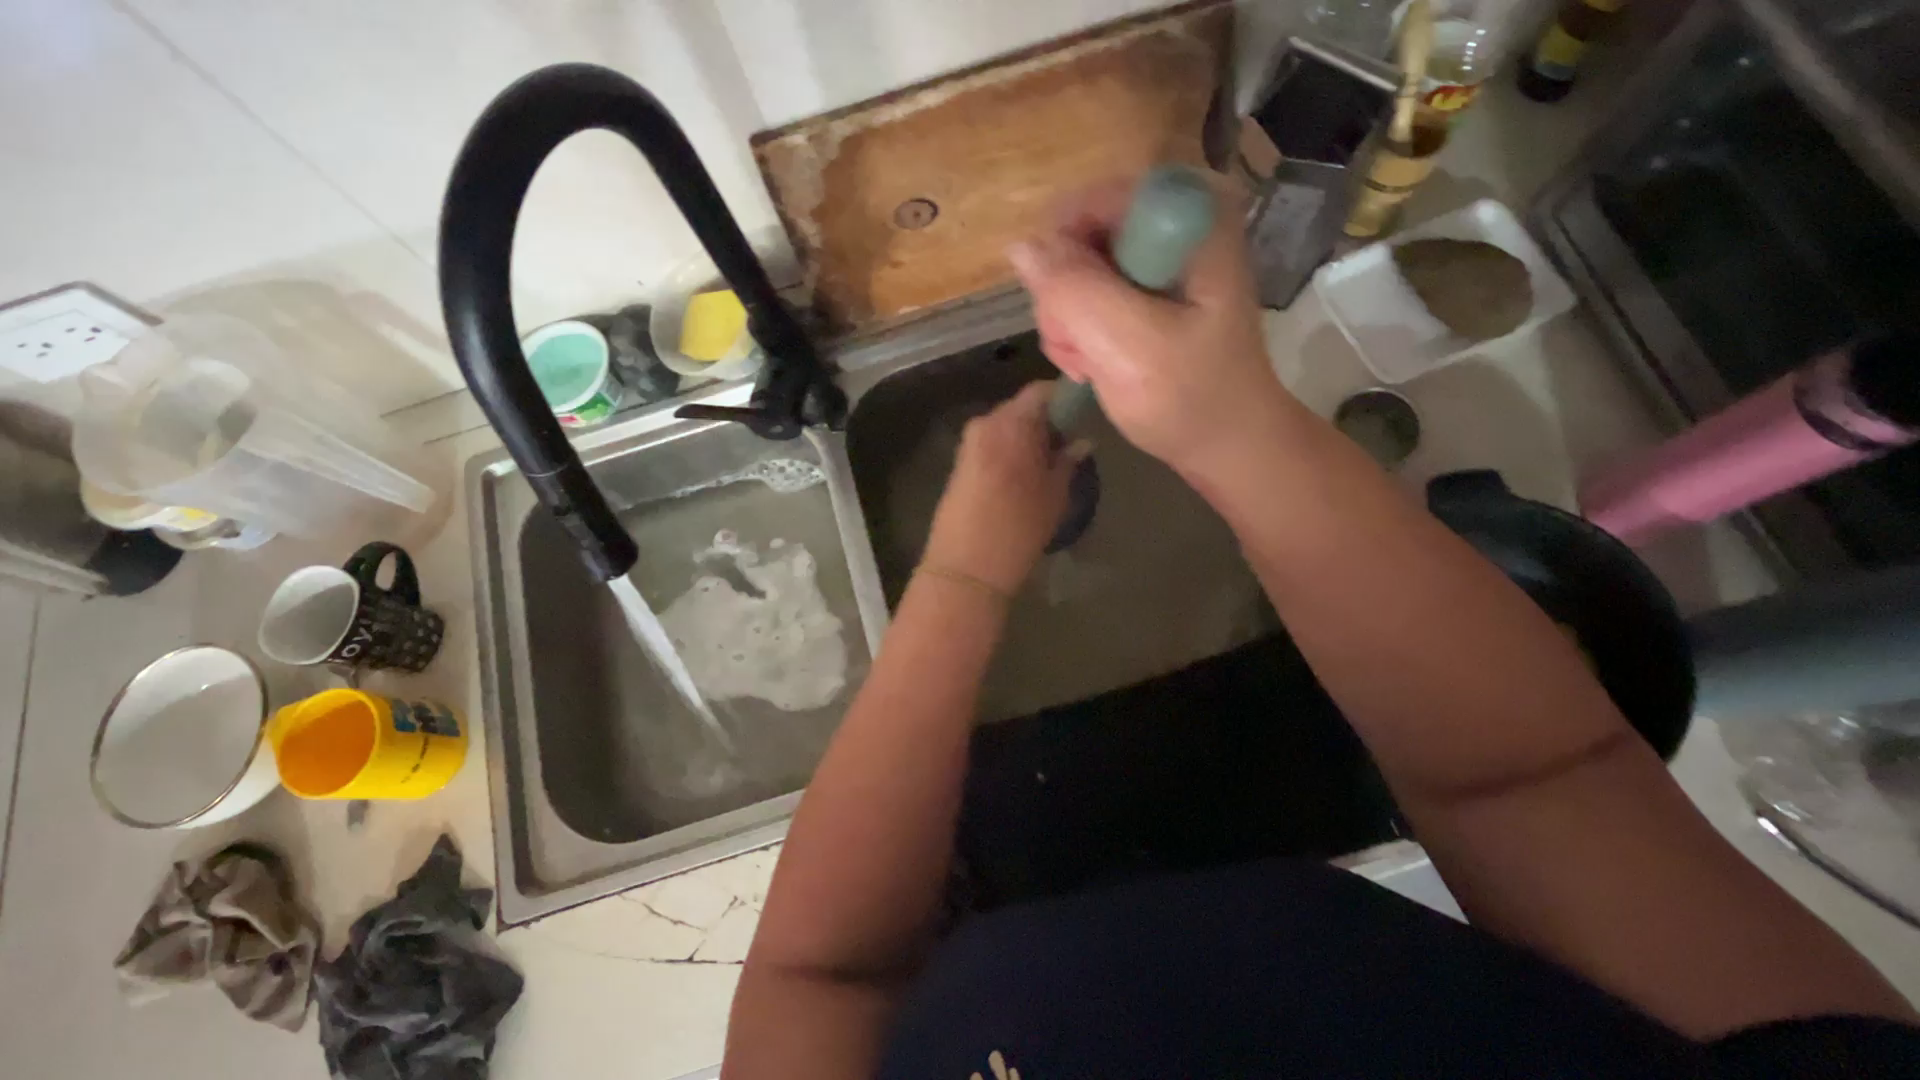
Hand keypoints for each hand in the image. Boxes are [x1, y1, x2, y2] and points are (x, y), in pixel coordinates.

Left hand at [922, 381, 1088, 595]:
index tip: (1083, 416)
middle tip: (1070, 444)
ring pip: (1007, 428)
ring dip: (1028, 438)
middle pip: (1023, 408)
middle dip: (1047, 421)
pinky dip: (1011, 451)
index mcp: (1012, 422)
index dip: (1065, 399)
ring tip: (1050, 464)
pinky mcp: (960, 463)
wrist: (966, 566)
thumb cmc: (1019, 527)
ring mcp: (969, 443)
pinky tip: (1026, 476)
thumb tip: (1081, 442)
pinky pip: (993, 445)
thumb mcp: (1055, 494)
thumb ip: (1068, 461)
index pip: (1042, 391)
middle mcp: (986, 423)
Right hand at [1006, 175, 1295, 477]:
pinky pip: (1085, 292)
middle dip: (1066, 297)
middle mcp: (1175, 223)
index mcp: (1191, 218)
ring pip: (1074, 267)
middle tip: (1085, 351)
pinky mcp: (1145, 287)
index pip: (1094, 200)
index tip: (1063, 309)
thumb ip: (1075, 290)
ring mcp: (1158, 258)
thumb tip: (1021, 246)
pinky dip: (1078, 331)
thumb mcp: (1129, 346)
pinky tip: (1094, 364)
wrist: (1226, 445)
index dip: (1063, 251)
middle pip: (1080, 233)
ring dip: (1068, 321)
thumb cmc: (1192, 399)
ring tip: (1092, 364)